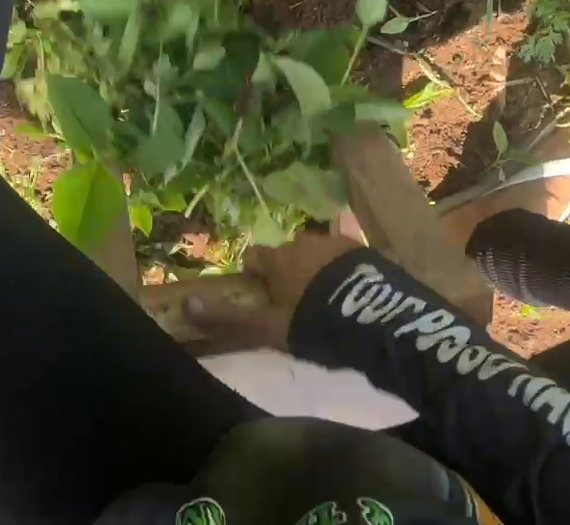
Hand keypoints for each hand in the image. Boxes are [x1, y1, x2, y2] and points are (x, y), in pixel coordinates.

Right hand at [184, 231, 364, 351]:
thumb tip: (188, 304)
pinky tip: (355, 297)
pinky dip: (344, 273)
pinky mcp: (366, 252)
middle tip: (298, 306)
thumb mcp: (272, 328)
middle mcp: (303, 242)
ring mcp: (337, 244)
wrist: (382, 320)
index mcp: (278, 259)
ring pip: (317, 255)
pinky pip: (345, 260)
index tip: (262, 297)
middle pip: (287, 255)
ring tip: (330, 304)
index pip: (254, 257)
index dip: (255, 276)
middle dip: (288, 274)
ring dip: (317, 272)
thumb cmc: (318, 324)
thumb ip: (232, 317)